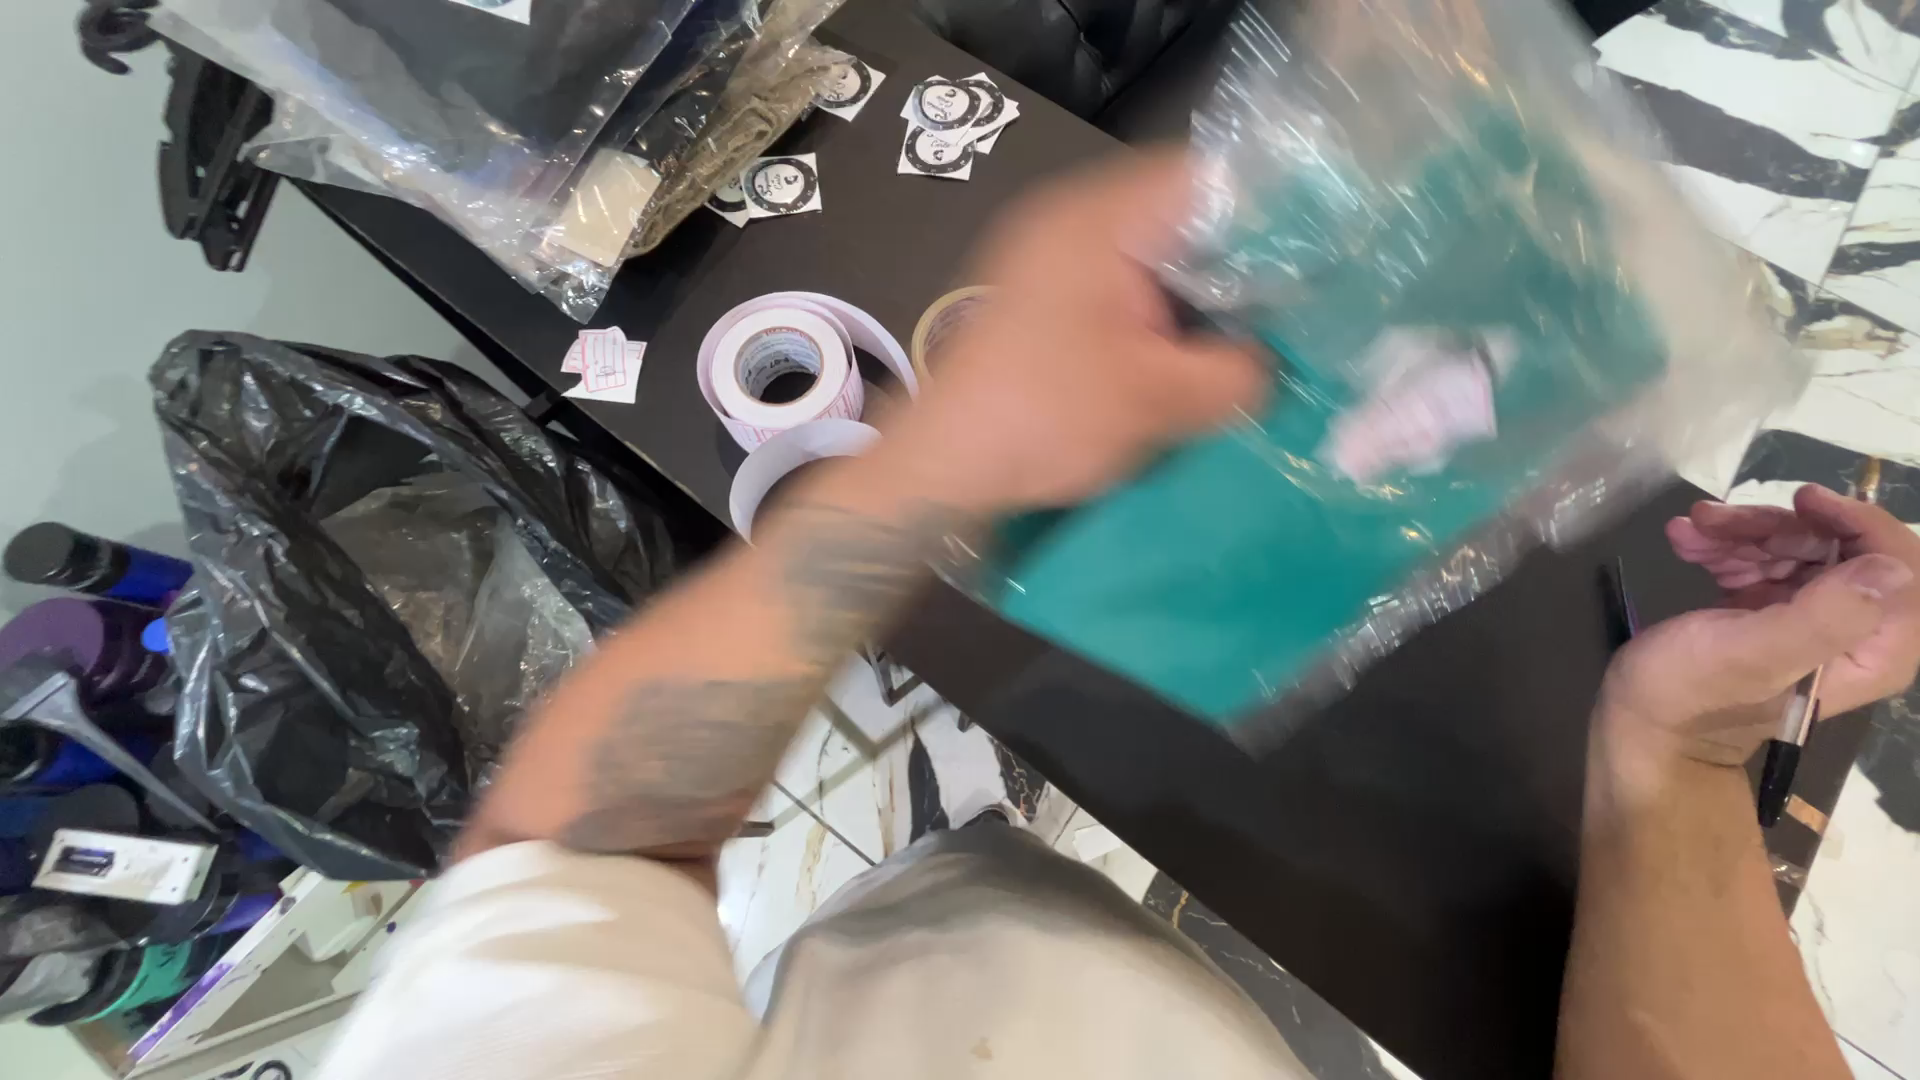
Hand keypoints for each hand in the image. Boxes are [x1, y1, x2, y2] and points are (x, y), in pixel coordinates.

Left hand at [872, 151, 1267, 514]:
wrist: (940, 469)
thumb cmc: (1040, 420)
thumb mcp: (1154, 400)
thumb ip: (1235, 373)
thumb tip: (1274, 366)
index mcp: (1098, 220)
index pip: (1214, 182)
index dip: (1277, 224)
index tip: (1317, 277)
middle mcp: (1071, 227)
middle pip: (1184, 229)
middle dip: (1239, 279)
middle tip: (1292, 327)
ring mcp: (1052, 269)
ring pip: (1154, 274)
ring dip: (1197, 314)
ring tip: (1248, 356)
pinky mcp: (1045, 312)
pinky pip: (1122, 306)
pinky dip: (1158, 334)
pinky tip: (1187, 374)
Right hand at [1599, 483, 1919, 765]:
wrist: (1643, 727)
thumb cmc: (1692, 694)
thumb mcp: (1752, 655)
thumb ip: (1824, 616)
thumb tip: (1885, 566)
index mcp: (1873, 647)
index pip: (1899, 567)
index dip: (1858, 524)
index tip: (1803, 498)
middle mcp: (1852, 630)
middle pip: (1837, 551)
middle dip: (1776, 527)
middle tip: (1710, 517)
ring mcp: (1805, 621)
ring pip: (1792, 552)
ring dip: (1740, 533)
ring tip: (1686, 529)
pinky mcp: (1761, 614)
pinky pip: (1757, 565)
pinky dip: (1721, 547)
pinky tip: (1683, 543)